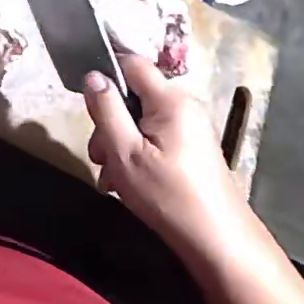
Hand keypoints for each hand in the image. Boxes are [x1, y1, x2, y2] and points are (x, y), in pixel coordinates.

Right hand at [84, 55, 263, 267]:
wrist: (217, 241)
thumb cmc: (168, 196)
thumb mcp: (125, 153)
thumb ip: (106, 110)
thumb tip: (93, 75)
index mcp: (170, 100)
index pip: (133, 62)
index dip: (106, 73)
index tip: (86, 103)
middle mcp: (184, 106)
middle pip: (134, 96)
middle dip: (109, 123)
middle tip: (99, 157)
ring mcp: (190, 128)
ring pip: (141, 121)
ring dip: (120, 145)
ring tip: (113, 179)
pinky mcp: (191, 148)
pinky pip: (155, 139)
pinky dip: (137, 155)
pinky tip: (129, 183)